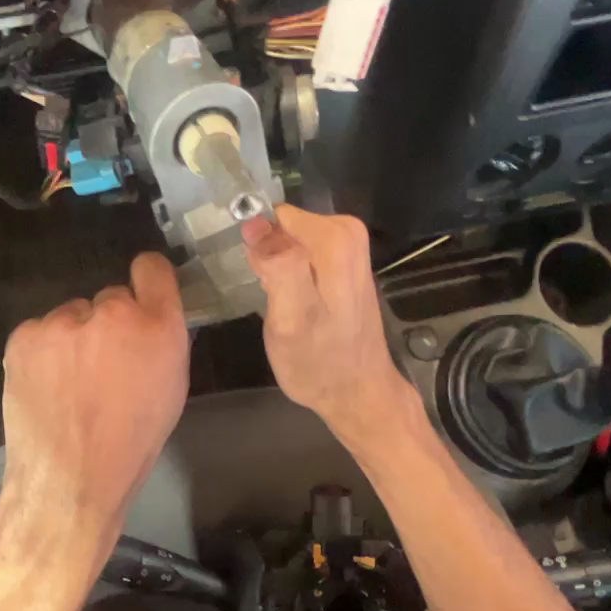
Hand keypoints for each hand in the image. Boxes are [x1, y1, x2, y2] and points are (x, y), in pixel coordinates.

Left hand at [0, 252, 190, 533]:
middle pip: (108, 299)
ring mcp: (62, 321)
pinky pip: (40, 333)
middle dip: (107, 325)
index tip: (141, 300)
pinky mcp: (24, 336)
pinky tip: (44, 388)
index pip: (152, 269)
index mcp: (157, 327)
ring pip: (71, 317)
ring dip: (72, 339)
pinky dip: (42, 353)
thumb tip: (146, 324)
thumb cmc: (130, 446)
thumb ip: (160, 344)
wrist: (68, 480)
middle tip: (101, 369)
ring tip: (68, 387)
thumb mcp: (170, 392)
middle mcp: (111, 312)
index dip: (147, 283)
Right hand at [242, 205, 416, 435]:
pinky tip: (290, 304)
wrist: (356, 392)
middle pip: (283, 228)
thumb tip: (254, 224)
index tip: (257, 282)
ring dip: (275, 270)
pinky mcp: (343, 266)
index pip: (274, 218)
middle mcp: (348, 234)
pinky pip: (301, 255)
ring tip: (278, 304)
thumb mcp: (290, 319)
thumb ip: (278, 265)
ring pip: (289, 242)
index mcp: (335, 239)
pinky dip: (288, 276)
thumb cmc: (318, 362)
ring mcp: (348, 249)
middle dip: (267, 259)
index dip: (257, 248)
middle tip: (270, 299)